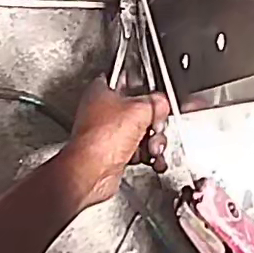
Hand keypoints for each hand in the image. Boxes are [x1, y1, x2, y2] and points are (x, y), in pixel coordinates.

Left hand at [56, 83, 168, 207]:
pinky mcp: (113, 154)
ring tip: (151, 148)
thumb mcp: (140, 109)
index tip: (153, 95)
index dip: (142, 86)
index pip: (125, 78)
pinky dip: (148, 156)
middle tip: (154, 127)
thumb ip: (156, 101)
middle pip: (138, 109)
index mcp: (101, 91)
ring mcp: (108, 133)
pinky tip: (152, 160)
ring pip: (141, 132)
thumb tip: (162, 103)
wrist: (91, 174)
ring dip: (153, 142)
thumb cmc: (101, 139)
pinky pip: (138, 150)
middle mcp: (102, 111)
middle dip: (153, 122)